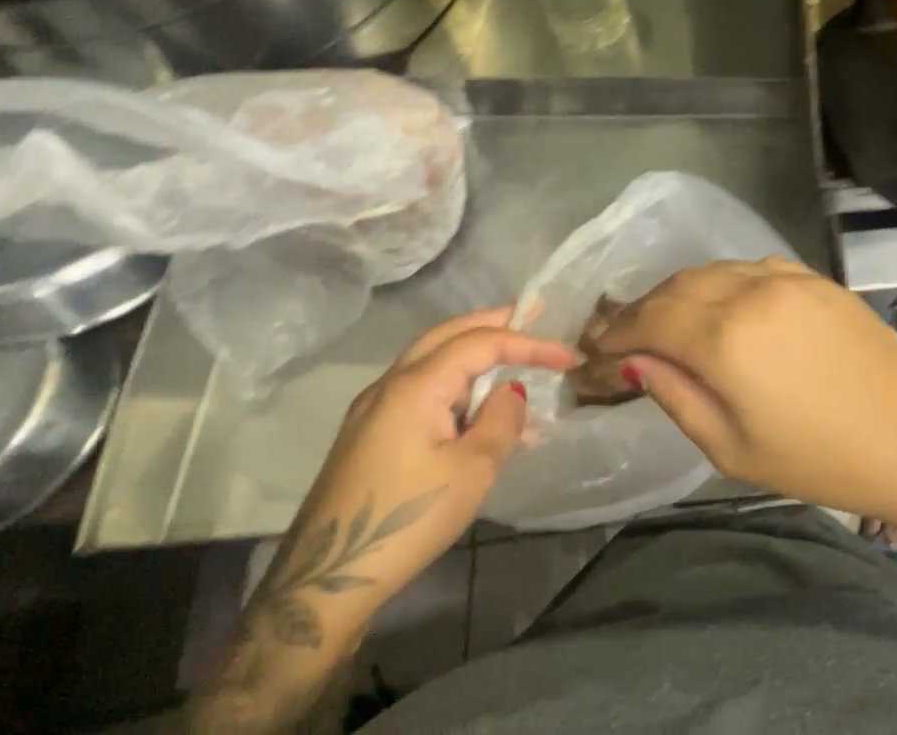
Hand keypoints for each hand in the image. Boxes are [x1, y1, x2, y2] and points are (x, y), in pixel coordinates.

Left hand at [251, 311, 574, 647]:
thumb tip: (510, 392)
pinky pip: (421, 391)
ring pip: (429, 361)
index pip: (480, 343)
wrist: (327, 577)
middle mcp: (388, 386)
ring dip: (473, 354)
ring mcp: (372, 412)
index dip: (529, 343)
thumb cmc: (408, 516)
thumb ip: (501, 420)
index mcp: (414, 386)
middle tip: (535, 318)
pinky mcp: (369, 437)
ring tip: (514, 361)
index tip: (568, 357)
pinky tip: (479, 409)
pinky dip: (456, 384)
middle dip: (492, 324)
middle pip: (446, 336)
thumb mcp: (473, 468)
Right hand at [594, 259, 896, 521]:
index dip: (615, 335)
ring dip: (683, 294)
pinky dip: (726, 284)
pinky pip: (755, 269)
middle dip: (644, 312)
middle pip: (678, 287)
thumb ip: (676, 396)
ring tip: (670, 327)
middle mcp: (753, 292)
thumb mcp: (731, 447)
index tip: (595, 354)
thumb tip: (633, 363)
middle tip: (626, 342)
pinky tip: (725, 310)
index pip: (649, 321)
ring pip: (716, 272)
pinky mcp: (819, 280)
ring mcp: (791, 279)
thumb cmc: (818, 459)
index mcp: (725, 337)